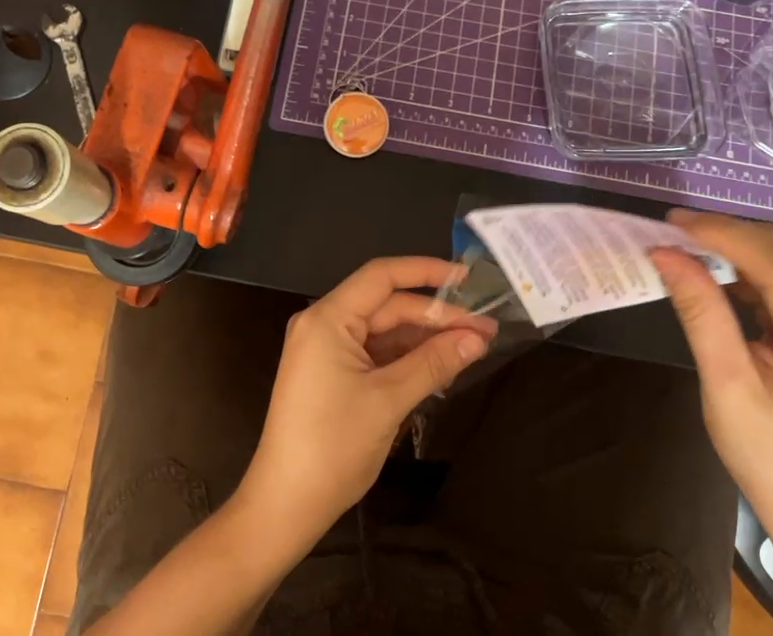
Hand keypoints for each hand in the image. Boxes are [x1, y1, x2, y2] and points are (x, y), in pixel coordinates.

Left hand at [238, 257, 494, 540]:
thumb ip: (434, 363)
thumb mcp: (389, 399)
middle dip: (435, 316)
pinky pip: (374, 353)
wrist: (287, 501)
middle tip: (485, 331)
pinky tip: (440, 366)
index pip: (381, 277)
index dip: (426, 271)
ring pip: (383, 331)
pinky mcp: (330, 375)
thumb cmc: (334, 444)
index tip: (468, 278)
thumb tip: (477, 339)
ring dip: (424, 339)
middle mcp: (323, 324)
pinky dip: (406, 358)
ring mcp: (325, 350)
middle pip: (386, 306)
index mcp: (328, 319)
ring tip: (472, 348)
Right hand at [650, 211, 772, 573]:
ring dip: (741, 247)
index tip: (672, 223)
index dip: (727, 235)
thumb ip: (701, 314)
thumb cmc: (769, 456)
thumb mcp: (725, 387)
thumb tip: (666, 254)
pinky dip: (757, 268)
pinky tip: (720, 272)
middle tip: (671, 231)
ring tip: (687, 247)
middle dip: (730, 235)